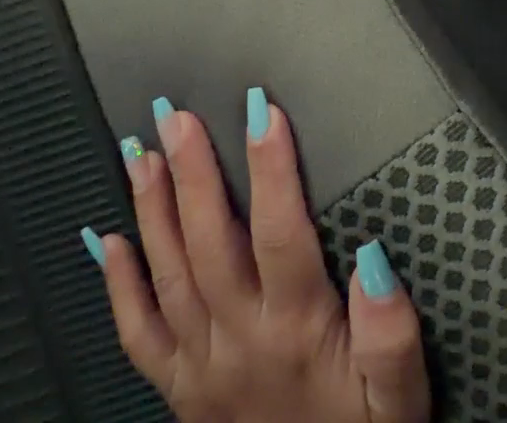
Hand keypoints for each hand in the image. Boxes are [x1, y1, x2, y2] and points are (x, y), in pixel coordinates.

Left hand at [84, 92, 429, 422]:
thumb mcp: (401, 397)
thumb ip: (393, 332)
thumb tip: (374, 259)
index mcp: (296, 329)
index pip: (279, 232)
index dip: (270, 167)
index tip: (261, 111)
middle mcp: (239, 339)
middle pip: (210, 241)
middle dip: (193, 172)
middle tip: (175, 116)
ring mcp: (200, 364)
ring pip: (166, 274)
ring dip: (151, 210)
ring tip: (140, 153)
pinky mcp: (179, 388)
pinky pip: (137, 333)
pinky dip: (116, 284)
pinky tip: (105, 239)